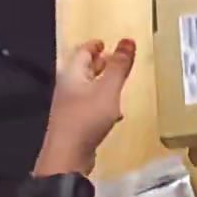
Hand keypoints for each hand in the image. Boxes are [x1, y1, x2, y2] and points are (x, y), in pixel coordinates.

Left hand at [33, 38, 136, 176]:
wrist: (68, 156)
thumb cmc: (87, 119)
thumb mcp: (108, 91)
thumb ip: (119, 67)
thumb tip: (128, 40)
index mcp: (73, 75)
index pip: (82, 52)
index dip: (94, 46)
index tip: (104, 43)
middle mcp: (68, 88)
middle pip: (83, 70)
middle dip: (98, 64)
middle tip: (113, 60)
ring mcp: (70, 107)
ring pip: (86, 89)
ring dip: (101, 83)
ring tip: (117, 83)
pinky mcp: (75, 124)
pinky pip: (89, 106)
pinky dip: (101, 102)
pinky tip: (113, 111)